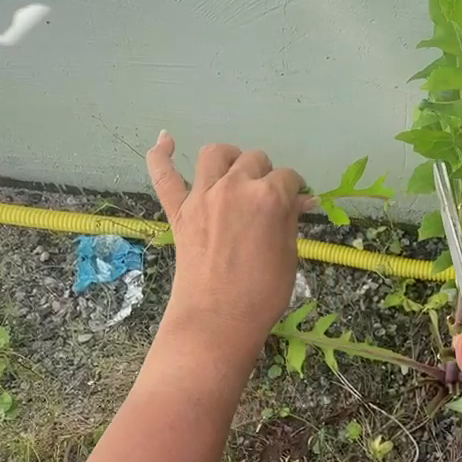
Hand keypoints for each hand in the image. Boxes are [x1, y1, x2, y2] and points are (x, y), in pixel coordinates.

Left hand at [145, 133, 313, 349]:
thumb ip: (290, 220)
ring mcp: (202, 196)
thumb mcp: (289, 254)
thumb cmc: (263, 293)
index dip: (296, 190)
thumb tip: (301, 200)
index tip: (297, 204)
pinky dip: (160, 154)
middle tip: (269, 198)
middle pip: (255, 160)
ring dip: (229, 158)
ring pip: (215, 154)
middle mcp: (235, 187)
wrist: (217, 321)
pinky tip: (165, 140)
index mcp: (269, 197)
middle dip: (267, 174)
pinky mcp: (178, 211)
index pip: (289, 178)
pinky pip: (163, 175)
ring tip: (235, 172)